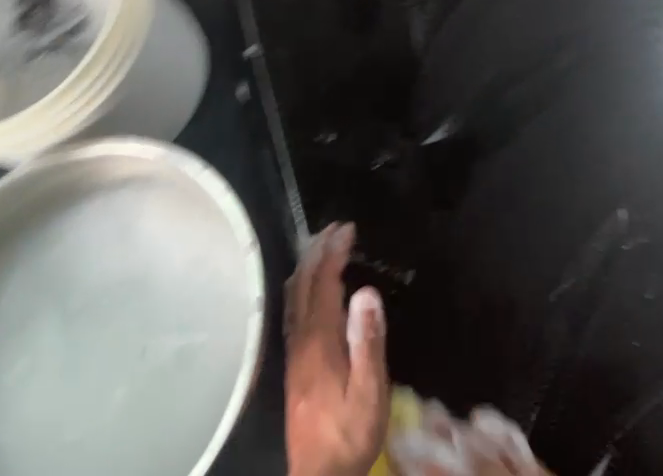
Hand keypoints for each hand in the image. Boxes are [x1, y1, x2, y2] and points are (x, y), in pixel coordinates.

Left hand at [286, 222, 389, 475]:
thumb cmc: (350, 434)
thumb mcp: (370, 391)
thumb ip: (368, 341)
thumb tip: (366, 292)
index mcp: (319, 342)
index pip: (324, 285)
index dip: (334, 253)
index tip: (348, 229)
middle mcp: (300, 342)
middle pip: (302, 286)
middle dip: (317, 252)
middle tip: (335, 229)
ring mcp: (293, 355)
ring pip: (293, 299)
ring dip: (307, 268)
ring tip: (322, 248)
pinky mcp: (293, 367)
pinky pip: (293, 313)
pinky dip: (302, 289)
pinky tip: (310, 292)